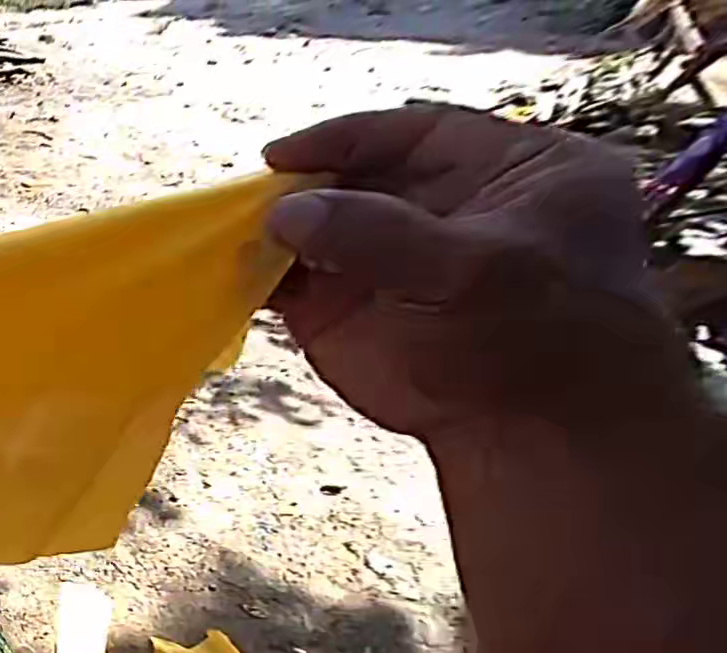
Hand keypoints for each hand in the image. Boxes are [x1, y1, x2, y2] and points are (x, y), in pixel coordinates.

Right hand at [263, 107, 691, 441]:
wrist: (512, 422)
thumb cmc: (524, 334)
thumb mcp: (466, 268)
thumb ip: (374, 234)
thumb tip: (282, 212)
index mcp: (497, 173)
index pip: (411, 135)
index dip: (342, 140)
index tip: (278, 156)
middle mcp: (429, 210)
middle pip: (348, 183)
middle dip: (295, 192)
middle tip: (242, 206)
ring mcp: (374, 262)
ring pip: (308, 232)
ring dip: (266, 235)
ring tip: (224, 239)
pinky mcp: (331, 308)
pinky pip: (281, 282)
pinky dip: (252, 278)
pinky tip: (225, 275)